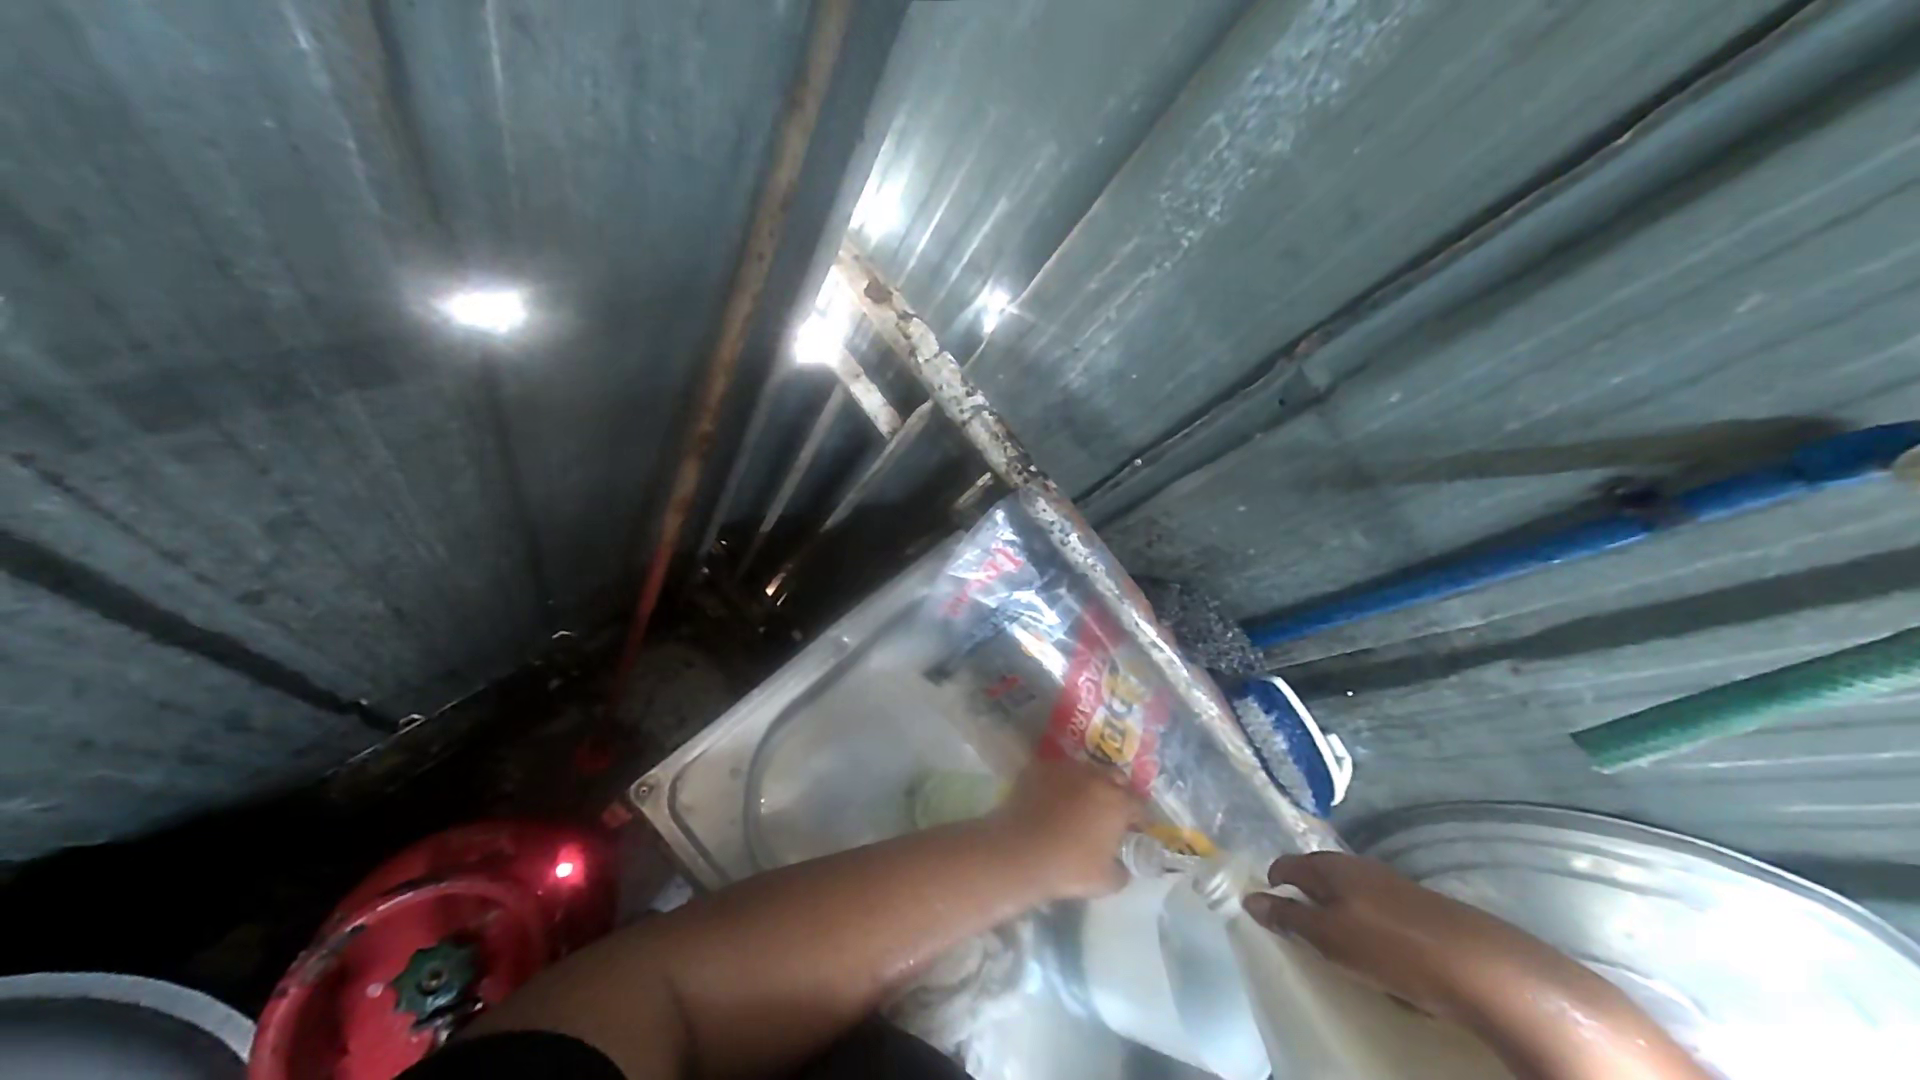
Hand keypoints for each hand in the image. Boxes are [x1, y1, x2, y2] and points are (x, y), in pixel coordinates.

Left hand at [988, 759, 1144, 900]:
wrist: (1022, 852)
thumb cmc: (1069, 868)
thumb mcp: (1106, 882)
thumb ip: (1122, 872)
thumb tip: (1123, 867)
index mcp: (1117, 802)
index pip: (1139, 805)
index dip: (1141, 818)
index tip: (1138, 828)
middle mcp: (1095, 778)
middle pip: (1115, 778)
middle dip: (1118, 791)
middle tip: (1112, 809)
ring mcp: (1066, 769)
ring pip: (1086, 770)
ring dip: (1089, 783)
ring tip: (1081, 800)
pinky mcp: (1040, 768)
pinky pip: (1058, 772)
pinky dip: (1061, 782)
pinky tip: (1053, 796)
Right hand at [1243, 852, 1578, 1022]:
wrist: (1481, 968)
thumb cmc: (1390, 947)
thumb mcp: (1328, 937)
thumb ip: (1288, 917)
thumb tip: (1250, 898)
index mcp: (1331, 865)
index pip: (1287, 864)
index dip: (1273, 883)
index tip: (1266, 910)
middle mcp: (1359, 866)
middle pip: (1319, 877)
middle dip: (1305, 900)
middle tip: (1299, 934)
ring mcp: (1393, 885)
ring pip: (1350, 895)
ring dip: (1337, 915)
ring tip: (1336, 948)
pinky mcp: (1420, 908)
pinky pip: (1377, 912)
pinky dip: (1366, 928)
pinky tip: (1377, 955)